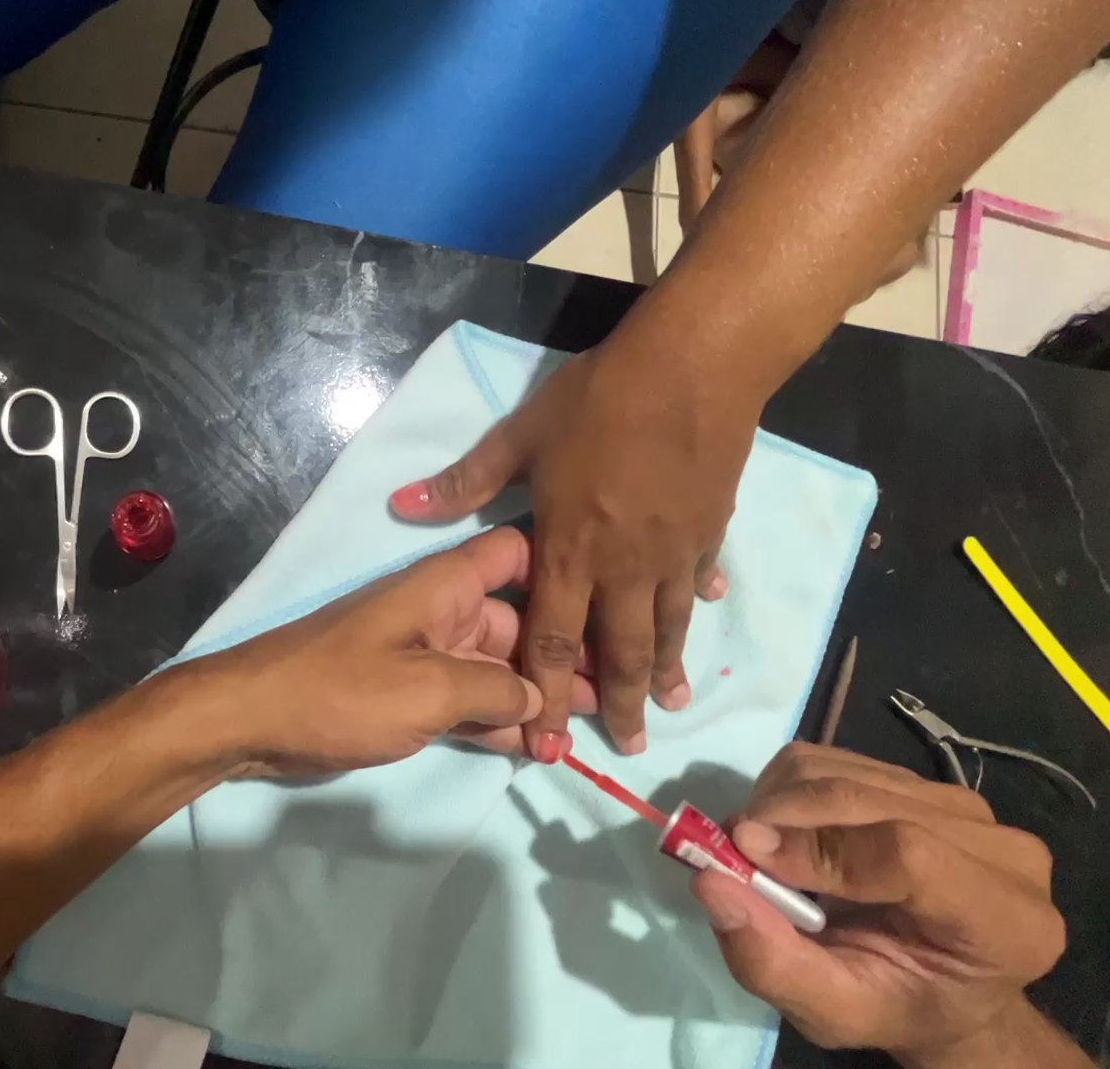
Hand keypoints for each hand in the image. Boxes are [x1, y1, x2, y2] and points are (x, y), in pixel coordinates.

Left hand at [176, 526, 597, 776]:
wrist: (253, 719)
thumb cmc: (340, 690)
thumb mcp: (427, 690)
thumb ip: (495, 691)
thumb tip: (542, 700)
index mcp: (446, 586)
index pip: (517, 555)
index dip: (564, 572)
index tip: (610, 606)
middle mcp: (443, 611)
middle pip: (520, 622)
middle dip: (564, 658)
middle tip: (617, 700)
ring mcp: (427, 653)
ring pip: (499, 669)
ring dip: (538, 699)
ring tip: (591, 733)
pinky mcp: (411, 692)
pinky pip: (470, 700)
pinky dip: (500, 720)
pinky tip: (538, 748)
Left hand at [389, 328, 748, 760]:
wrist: (694, 365)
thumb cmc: (595, 403)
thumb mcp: (520, 437)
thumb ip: (465, 482)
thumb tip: (401, 505)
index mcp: (570, 551)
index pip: (550, 639)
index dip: (547, 694)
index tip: (556, 742)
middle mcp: (623, 566)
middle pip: (619, 648)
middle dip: (620, 701)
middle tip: (630, 744)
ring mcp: (672, 550)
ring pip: (667, 624)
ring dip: (667, 668)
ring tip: (673, 705)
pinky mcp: (709, 527)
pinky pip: (699, 576)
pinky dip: (698, 602)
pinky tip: (704, 616)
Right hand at [692, 743, 1068, 1064]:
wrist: (931, 977)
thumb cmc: (892, 1002)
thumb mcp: (832, 1013)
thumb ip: (773, 962)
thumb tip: (710, 882)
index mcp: (1006, 921)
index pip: (908, 853)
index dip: (819, 846)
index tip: (744, 851)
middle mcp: (999, 849)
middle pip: (860, 799)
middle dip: (778, 817)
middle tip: (728, 849)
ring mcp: (957, 803)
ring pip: (835, 771)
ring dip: (775, 802)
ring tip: (764, 850)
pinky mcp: (913, 777)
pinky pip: (826, 758)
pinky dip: (783, 787)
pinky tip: (788, 829)